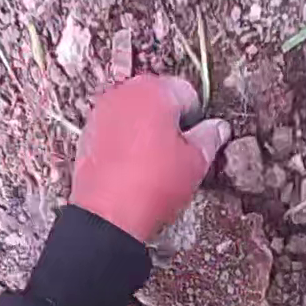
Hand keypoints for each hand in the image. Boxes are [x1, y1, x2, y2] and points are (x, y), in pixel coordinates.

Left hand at [71, 75, 229, 242]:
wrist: (109, 214)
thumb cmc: (152, 184)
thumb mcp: (195, 162)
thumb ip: (210, 138)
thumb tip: (218, 128)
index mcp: (155, 91)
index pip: (188, 92)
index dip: (199, 119)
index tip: (199, 142)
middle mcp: (124, 92)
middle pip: (159, 100)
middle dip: (172, 123)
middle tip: (180, 155)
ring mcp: (102, 112)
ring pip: (136, 115)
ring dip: (149, 133)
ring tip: (156, 166)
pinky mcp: (87, 134)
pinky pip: (117, 131)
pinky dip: (128, 144)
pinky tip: (135, 170)